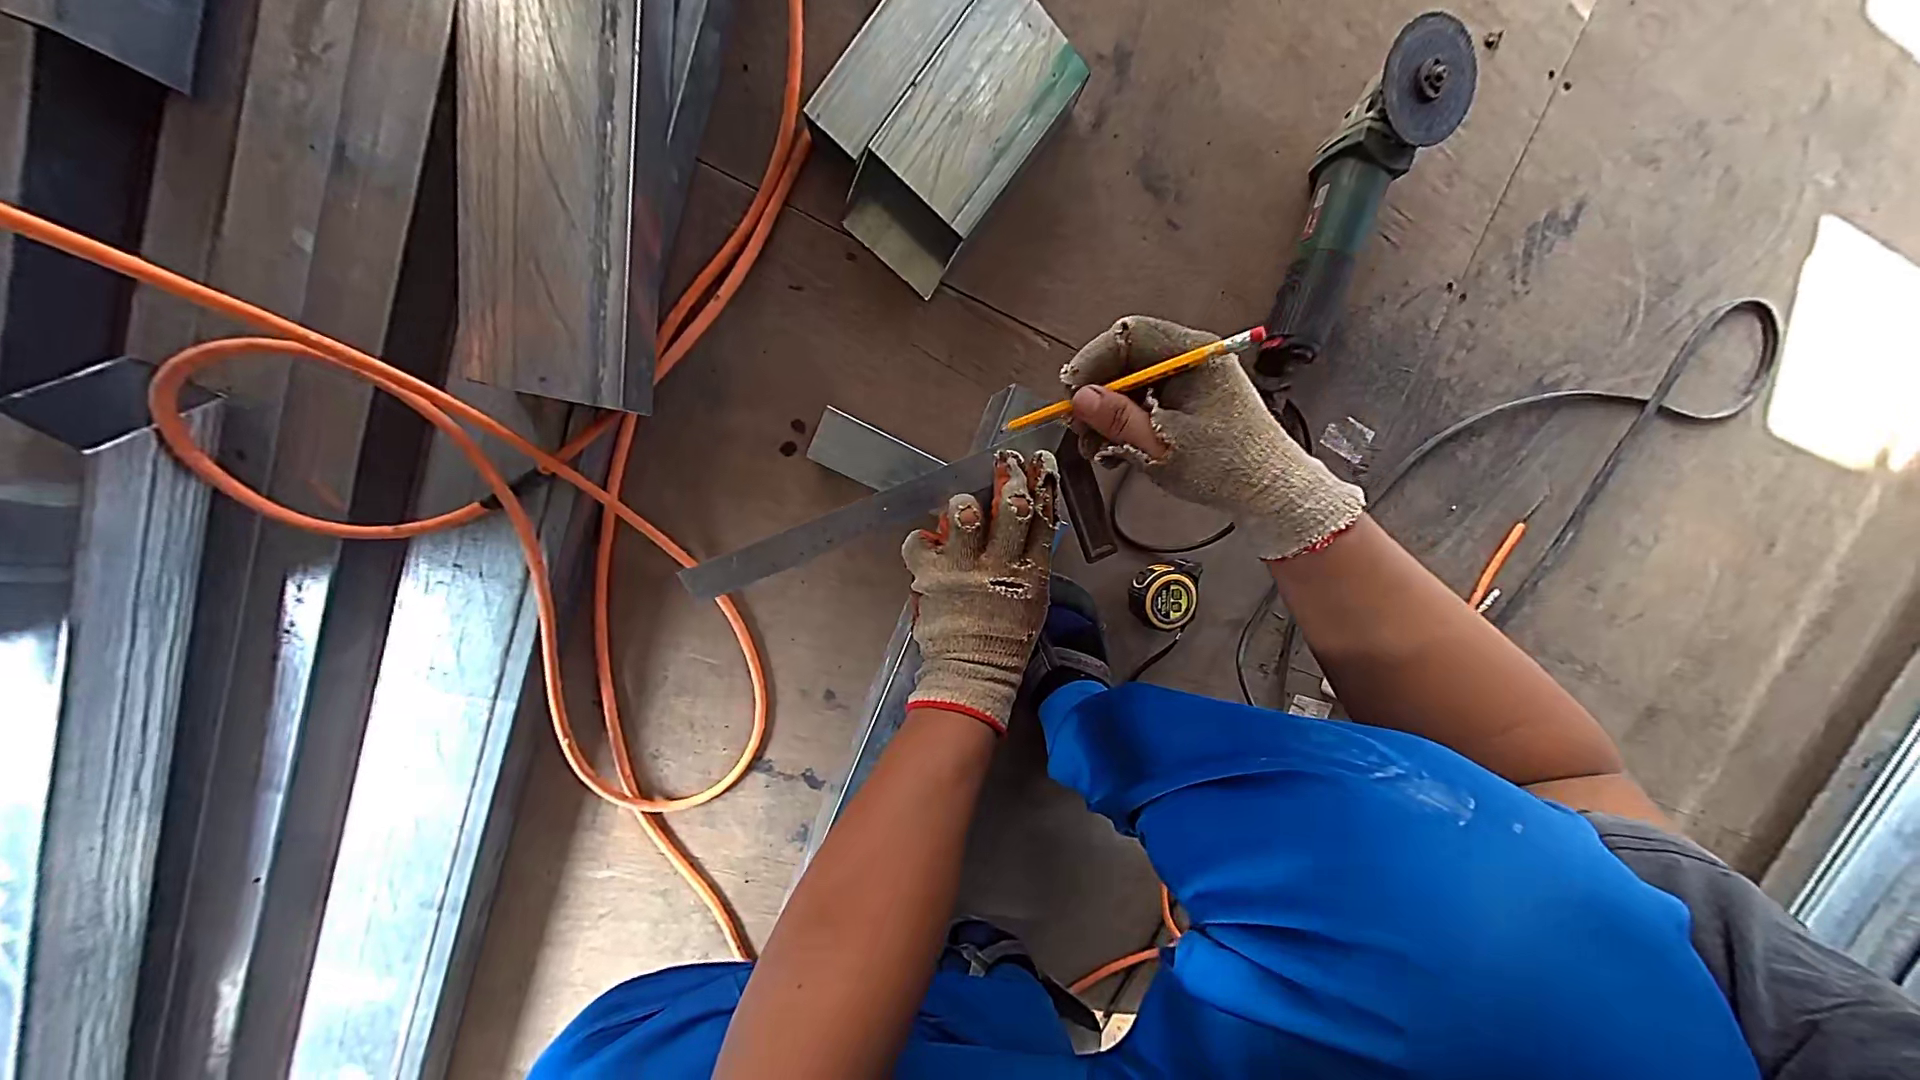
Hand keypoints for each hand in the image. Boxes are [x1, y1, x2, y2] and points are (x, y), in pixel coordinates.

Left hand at [902, 449, 1059, 733]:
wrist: (973, 669)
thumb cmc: (1005, 635)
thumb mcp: (1032, 596)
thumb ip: (1029, 558)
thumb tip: (1026, 519)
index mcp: (1030, 570)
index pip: (1042, 516)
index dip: (1042, 483)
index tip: (1039, 461)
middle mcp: (999, 565)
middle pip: (1011, 508)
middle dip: (1009, 476)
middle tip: (1004, 461)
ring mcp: (963, 569)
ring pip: (964, 516)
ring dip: (963, 505)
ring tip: (962, 506)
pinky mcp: (931, 576)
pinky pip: (920, 542)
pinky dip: (920, 540)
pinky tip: (927, 544)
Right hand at [1063, 315, 1364, 559]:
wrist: (1267, 492)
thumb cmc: (1227, 469)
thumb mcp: (1161, 447)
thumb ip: (1118, 419)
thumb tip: (1081, 398)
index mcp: (1194, 355)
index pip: (1129, 335)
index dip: (1093, 361)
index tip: (1072, 394)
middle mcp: (1191, 359)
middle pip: (1125, 359)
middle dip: (1096, 393)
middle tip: (1078, 427)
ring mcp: (1188, 379)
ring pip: (1129, 382)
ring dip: (1106, 413)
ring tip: (1096, 447)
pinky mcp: (1185, 399)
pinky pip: (1143, 399)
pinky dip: (1123, 421)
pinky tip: (1114, 447)